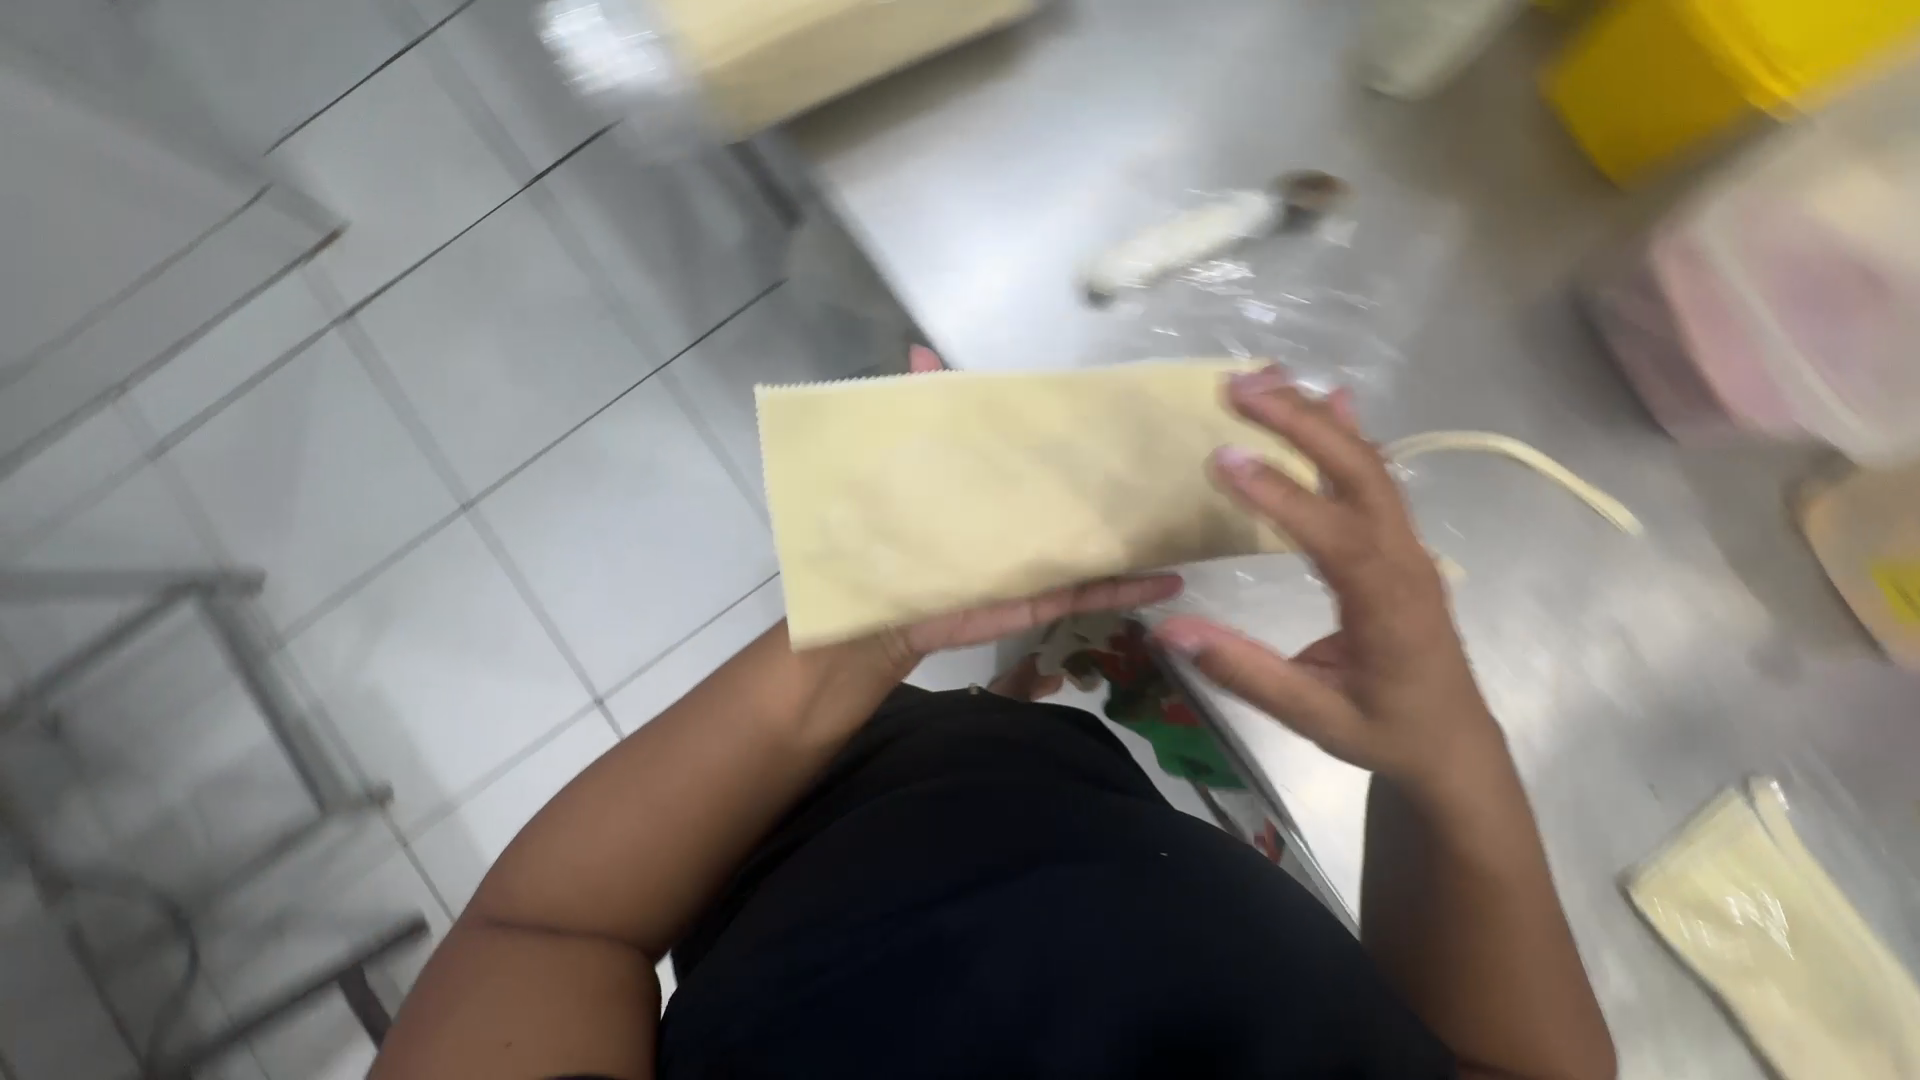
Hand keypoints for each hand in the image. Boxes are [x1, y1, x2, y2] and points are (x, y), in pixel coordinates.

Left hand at [874, 345, 1184, 664]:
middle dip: (1123, 487)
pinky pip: (1094, 593)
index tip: (1126, 418)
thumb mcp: (914, 462)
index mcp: (1005, 486)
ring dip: (1140, 537)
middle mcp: (1029, 519)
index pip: (1050, 458)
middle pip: (1083, 501)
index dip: (1084, 441)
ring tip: (1191, 518)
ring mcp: (1042, 560)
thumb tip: (919, 351)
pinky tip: (1172, 579)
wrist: (886, 608)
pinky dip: (1130, 589)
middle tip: (1178, 467)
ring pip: (1100, 547)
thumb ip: (924, 410)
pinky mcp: (1045, 597)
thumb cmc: (903, 527)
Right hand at [1154, 368, 1503, 790]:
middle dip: (1300, 425)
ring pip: (1368, 465)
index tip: (1222, 460)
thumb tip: (1169, 631)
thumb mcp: (1314, 717)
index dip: (1281, 495)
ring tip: (1263, 379)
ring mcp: (1407, 546)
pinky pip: (1376, 478)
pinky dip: (1348, 433)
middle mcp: (1404, 560)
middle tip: (1238, 388)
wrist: (1453, 743)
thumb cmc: (1385, 732)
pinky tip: (1330, 398)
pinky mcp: (1399, 544)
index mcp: (1387, 605)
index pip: (1335, 536)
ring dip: (1316, 418)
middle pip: (1360, 474)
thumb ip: (1245, 673)